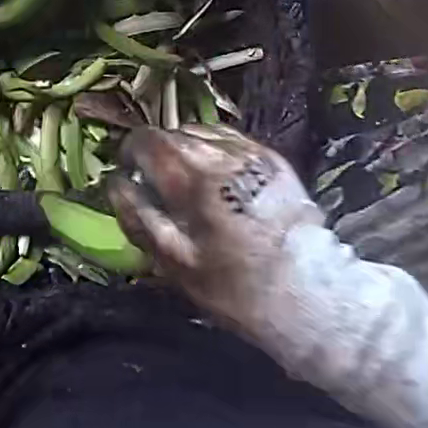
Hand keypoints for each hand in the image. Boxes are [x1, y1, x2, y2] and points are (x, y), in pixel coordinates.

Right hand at [109, 125, 427, 427]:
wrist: (313, 295)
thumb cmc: (235, 286)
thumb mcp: (174, 262)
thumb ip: (138, 217)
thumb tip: (114, 183)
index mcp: (191, 176)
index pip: (145, 139)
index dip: (129, 151)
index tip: (130, 172)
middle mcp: (218, 153)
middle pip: (171, 132)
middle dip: (157, 152)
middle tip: (159, 183)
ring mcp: (248, 151)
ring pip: (199, 132)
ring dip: (185, 149)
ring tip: (189, 181)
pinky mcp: (271, 157)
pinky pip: (228, 140)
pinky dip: (213, 151)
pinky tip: (218, 179)